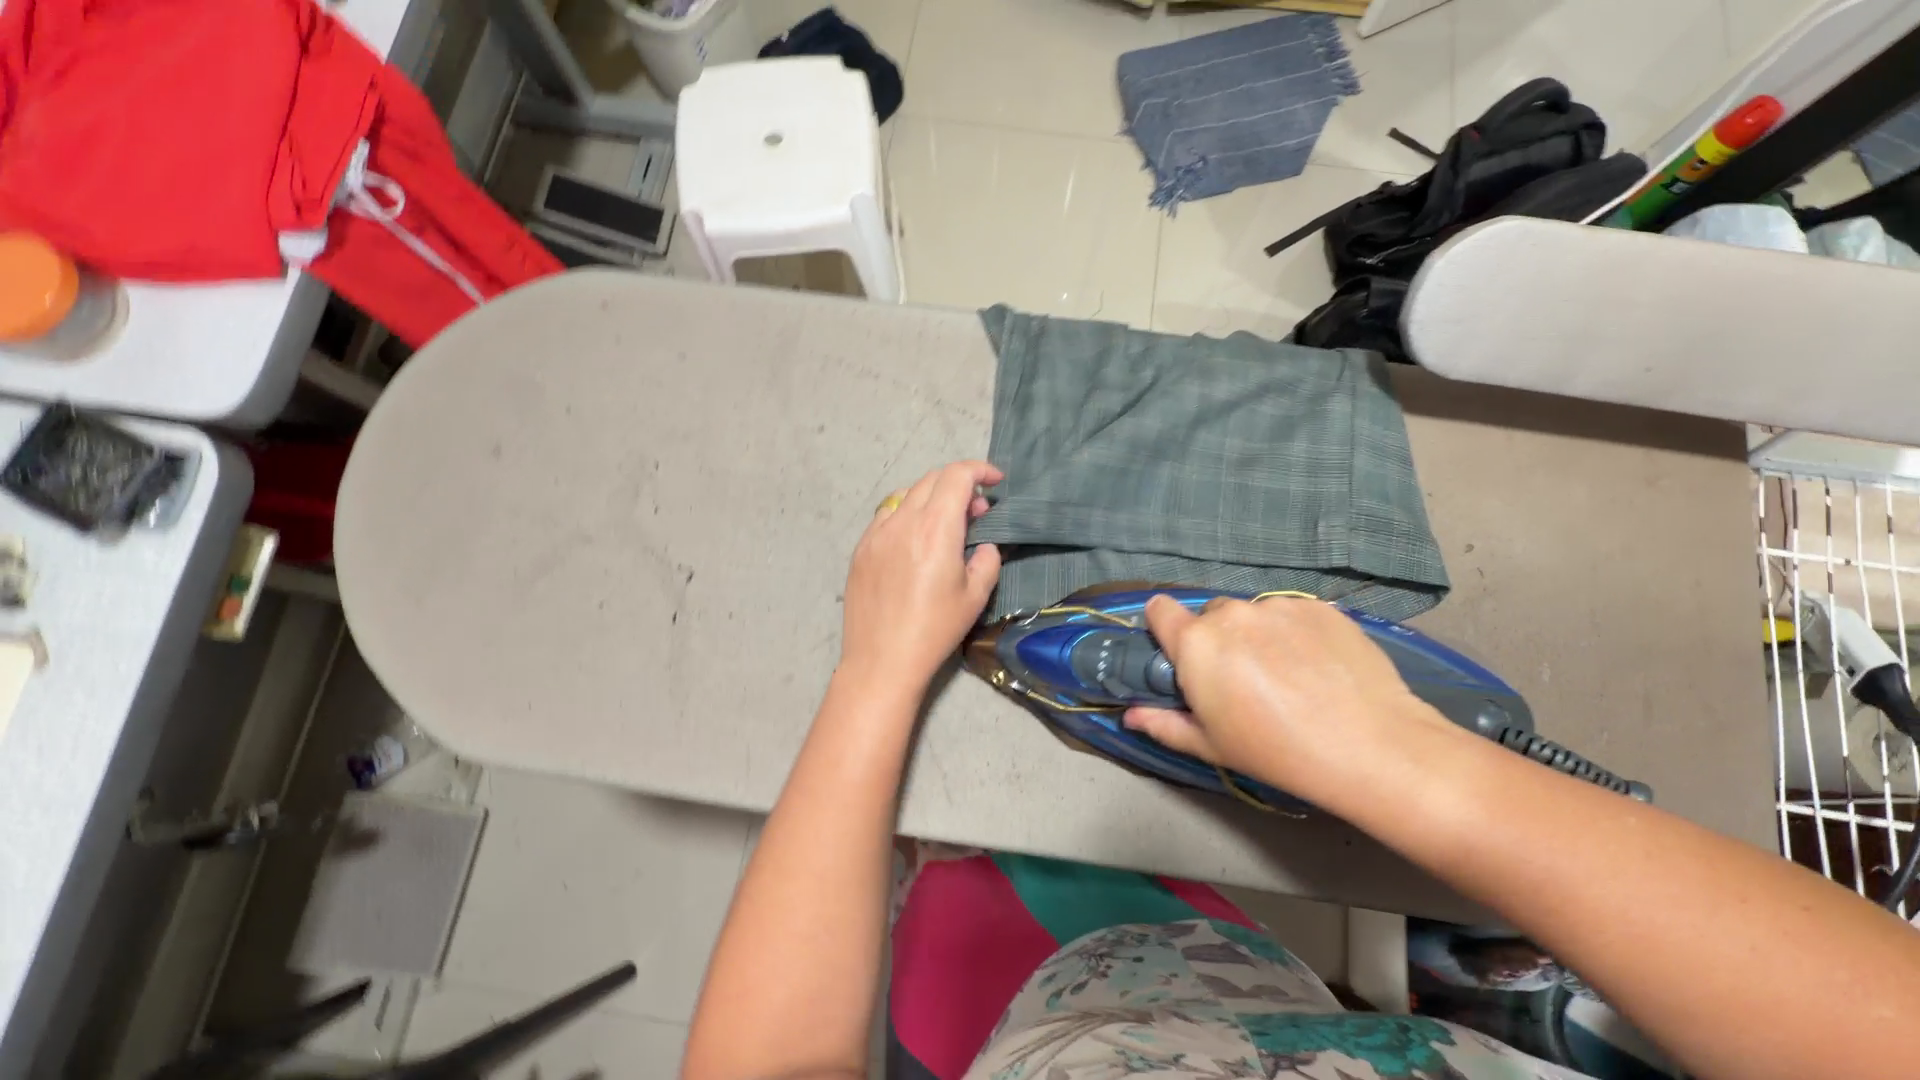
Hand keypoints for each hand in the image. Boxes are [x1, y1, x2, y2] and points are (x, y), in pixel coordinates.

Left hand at [839, 461, 1003, 694]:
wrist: (882, 659)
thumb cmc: (934, 630)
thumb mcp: (975, 597)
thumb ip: (986, 561)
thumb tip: (983, 545)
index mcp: (935, 528)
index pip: (956, 476)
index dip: (980, 470)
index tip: (996, 482)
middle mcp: (903, 521)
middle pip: (932, 479)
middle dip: (960, 485)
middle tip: (977, 513)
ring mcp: (876, 533)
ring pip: (907, 495)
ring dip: (932, 498)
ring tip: (945, 526)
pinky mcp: (861, 549)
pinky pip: (886, 516)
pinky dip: (907, 515)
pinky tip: (914, 541)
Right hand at [1123, 594, 1451, 801]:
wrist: (1369, 745)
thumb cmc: (1277, 751)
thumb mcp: (1212, 746)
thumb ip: (1165, 724)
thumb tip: (1131, 715)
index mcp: (1197, 643)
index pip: (1160, 610)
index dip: (1165, 629)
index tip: (1179, 654)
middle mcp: (1233, 614)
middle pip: (1212, 616)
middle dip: (1218, 640)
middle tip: (1242, 680)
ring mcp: (1279, 606)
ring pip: (1255, 615)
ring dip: (1259, 636)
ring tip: (1289, 676)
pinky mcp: (1321, 607)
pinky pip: (1294, 615)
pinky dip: (1297, 634)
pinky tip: (1318, 668)